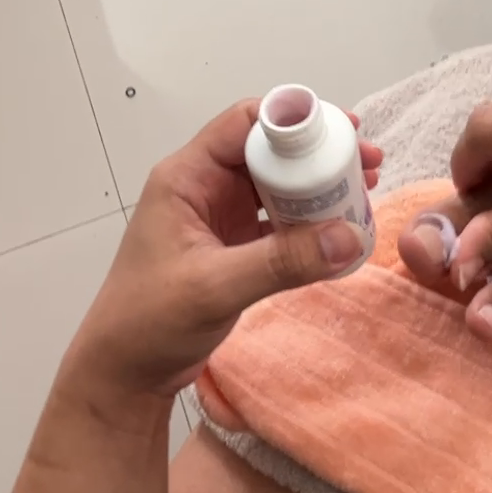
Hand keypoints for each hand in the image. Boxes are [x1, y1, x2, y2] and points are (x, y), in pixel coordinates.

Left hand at [62, 100, 382, 411]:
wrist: (125, 372)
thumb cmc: (148, 321)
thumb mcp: (214, 286)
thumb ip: (281, 261)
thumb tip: (348, 236)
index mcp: (187, 177)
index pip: (243, 124)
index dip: (294, 119)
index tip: (342, 128)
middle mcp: (205, 186)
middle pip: (269, 151)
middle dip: (318, 153)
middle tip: (366, 163)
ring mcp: (220, 215)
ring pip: (278, 183)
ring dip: (318, 185)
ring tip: (364, 188)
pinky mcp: (234, 244)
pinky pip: (279, 218)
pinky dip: (310, 219)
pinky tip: (340, 226)